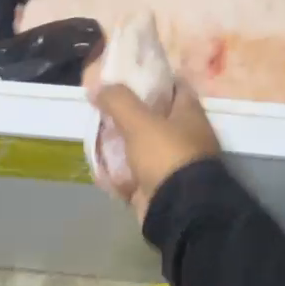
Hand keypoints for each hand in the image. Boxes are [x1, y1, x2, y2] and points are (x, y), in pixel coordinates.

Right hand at [91, 83, 221, 219]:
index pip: (173, 86)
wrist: (177, 207)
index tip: (126, 78)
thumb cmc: (166, 156)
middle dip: (128, 113)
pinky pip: (132, 172)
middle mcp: (184, 135)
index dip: (151, 78)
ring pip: (140, 145)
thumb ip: (118, 101)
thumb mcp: (139, 122)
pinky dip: (116, 170)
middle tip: (102, 108)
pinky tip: (98, 166)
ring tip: (95, 135)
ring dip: (119, 143)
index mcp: (188, 113)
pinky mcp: (156, 185)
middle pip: (153, 117)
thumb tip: (97, 85)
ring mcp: (170, 162)